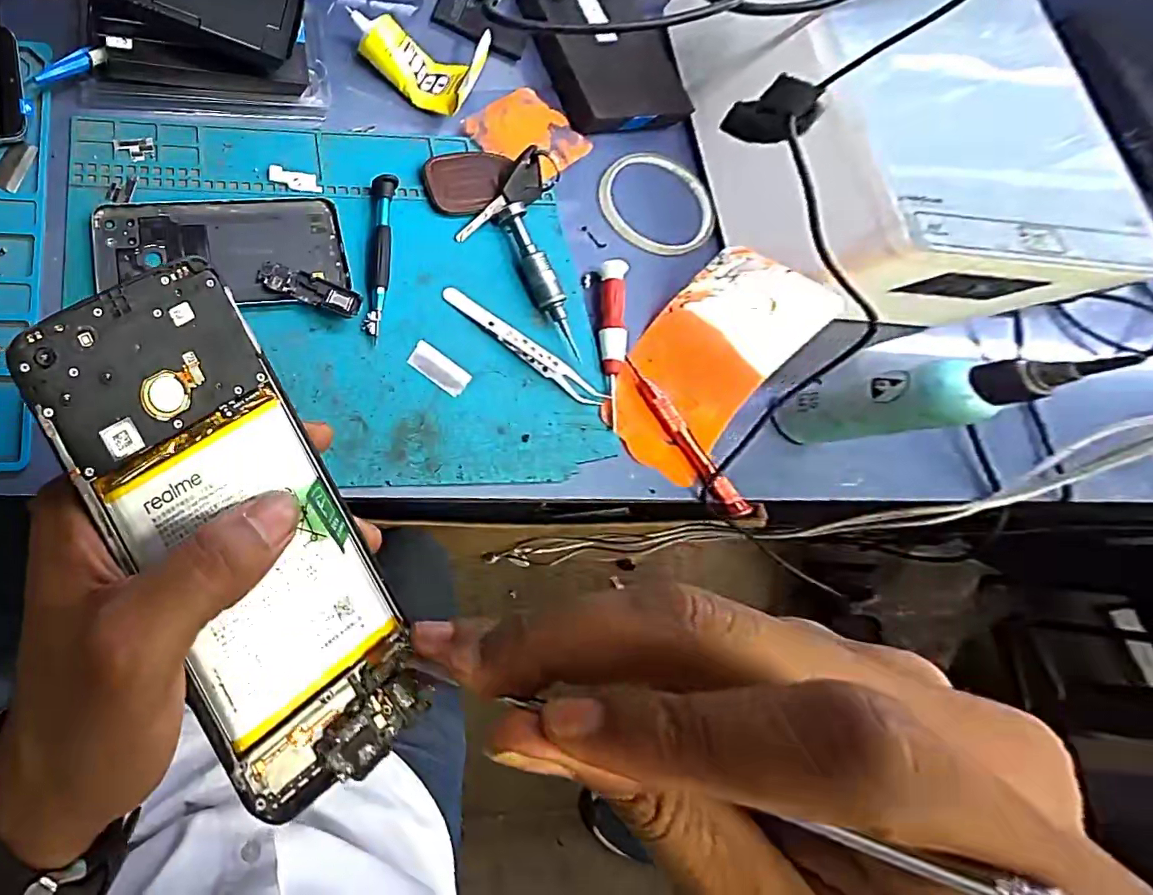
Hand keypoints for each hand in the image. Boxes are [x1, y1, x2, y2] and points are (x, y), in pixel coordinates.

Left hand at [0, 422, 379, 867]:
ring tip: (335, 518)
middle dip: (256, 472)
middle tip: (319, 465)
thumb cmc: (82, 719)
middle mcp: (108, 522)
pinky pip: (221, 560)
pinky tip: (311, 564)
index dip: (210, 424)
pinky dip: (264, 559)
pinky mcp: (168, 593)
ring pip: (212, 517)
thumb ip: (201, 573)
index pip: (145, 444)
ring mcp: (140, 560)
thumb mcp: (137, 641)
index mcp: (78, 511)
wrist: (65, 797)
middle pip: (189, 477)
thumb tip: (278, 507)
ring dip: (270, 517)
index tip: (273, 418)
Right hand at [412, 584, 1147, 894]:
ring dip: (573, 635)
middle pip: (726, 635)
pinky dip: (614, 645)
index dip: (668, 726)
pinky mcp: (826, 653)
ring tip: (484, 651)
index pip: (824, 742)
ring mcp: (883, 667)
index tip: (532, 725)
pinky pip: (703, 633)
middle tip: (457, 649)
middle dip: (571, 638)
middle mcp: (939, 710)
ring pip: (696, 620)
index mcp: (983, 817)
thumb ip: (676, 820)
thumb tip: (530, 735)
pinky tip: (554, 658)